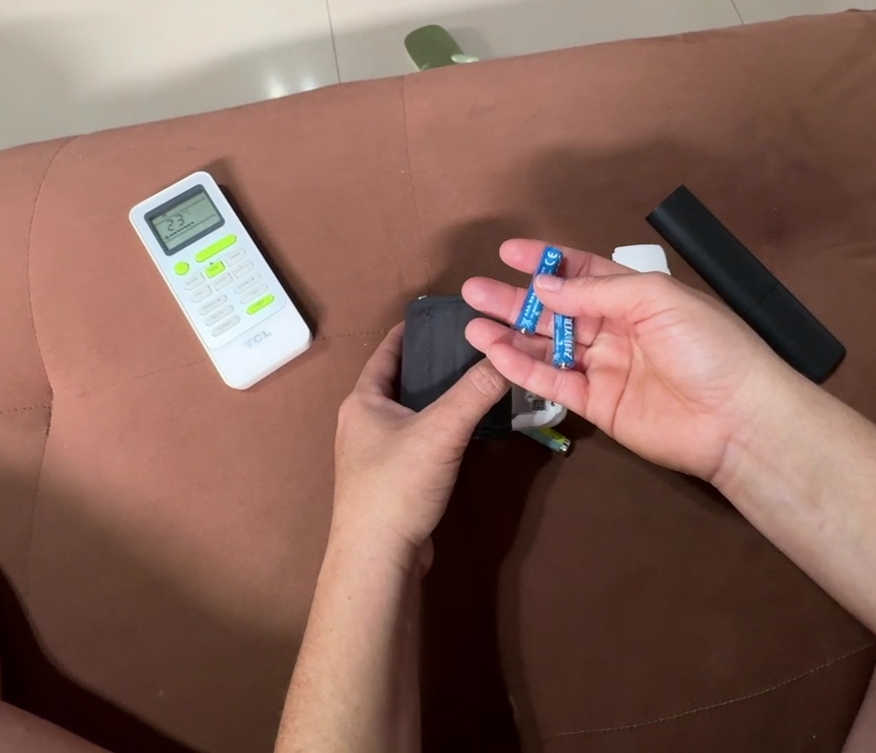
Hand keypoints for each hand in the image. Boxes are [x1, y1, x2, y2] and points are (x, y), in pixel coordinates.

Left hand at [329, 325, 509, 563]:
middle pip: (401, 378)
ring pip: (411, 410)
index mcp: (363, 401)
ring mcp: (375, 453)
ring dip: (438, 395)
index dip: (414, 329)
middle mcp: (363, 421)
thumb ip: (476, 391)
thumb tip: (512, 354)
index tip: (446, 314)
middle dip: (433, 361)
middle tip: (473, 345)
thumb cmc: (397, 485)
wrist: (377, 561)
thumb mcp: (441, 431)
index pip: (387, 350)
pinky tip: (467, 426)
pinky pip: (418, 438)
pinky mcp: (392, 478)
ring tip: (476, 378)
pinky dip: (439, 425)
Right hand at [462, 240, 798, 481]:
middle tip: (474, 289)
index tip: (509, 252)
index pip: (582, 272)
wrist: (737, 417)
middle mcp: (615, 328)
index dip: (546, 262)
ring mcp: (604, 367)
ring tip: (472, 323)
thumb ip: (596, 293)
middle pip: (555, 310)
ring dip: (510, 335)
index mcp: (634, 296)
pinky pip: (553, 383)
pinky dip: (523, 370)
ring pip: (547, 347)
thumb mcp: (656, 299)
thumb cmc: (707, 345)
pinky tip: (495, 355)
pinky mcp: (598, 405)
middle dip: (515, 299)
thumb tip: (544, 287)